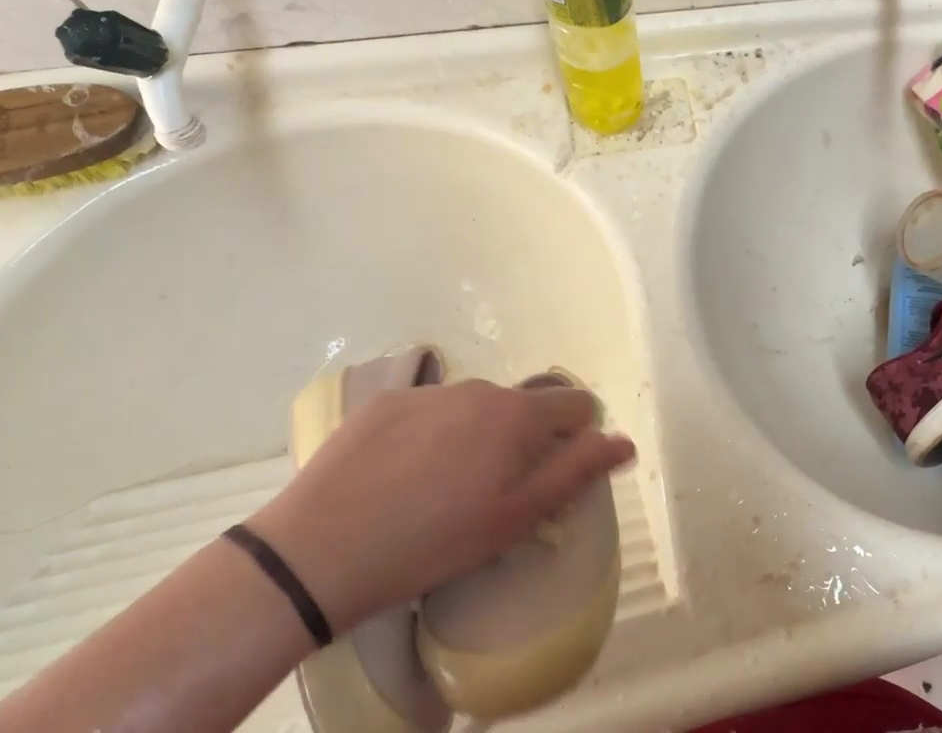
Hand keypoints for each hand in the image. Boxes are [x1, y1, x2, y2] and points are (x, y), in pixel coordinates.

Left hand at [246, 379, 634, 630]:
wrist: (317, 552)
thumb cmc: (434, 541)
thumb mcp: (518, 516)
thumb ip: (577, 470)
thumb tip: (624, 440)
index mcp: (518, 414)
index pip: (577, 406)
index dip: (577, 439)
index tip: (550, 478)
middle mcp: (479, 388)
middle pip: (523, 408)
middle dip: (522, 441)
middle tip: (492, 495)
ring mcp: (426, 392)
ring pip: (473, 410)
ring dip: (474, 438)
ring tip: (440, 490)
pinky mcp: (381, 404)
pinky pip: (427, 413)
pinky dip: (428, 437)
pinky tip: (400, 478)